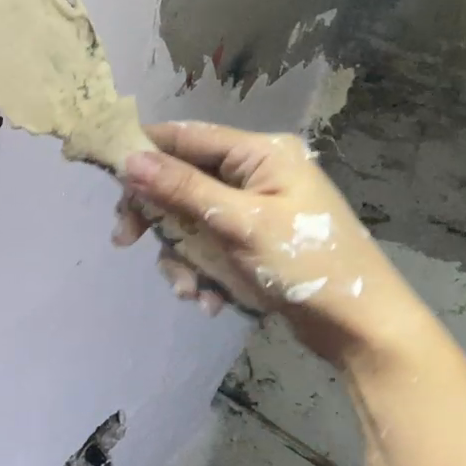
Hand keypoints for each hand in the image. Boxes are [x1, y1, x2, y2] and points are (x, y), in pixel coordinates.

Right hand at [113, 122, 420, 361]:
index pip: (185, 137)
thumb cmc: (308, 265)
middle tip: (125, 241)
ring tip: (189, 290)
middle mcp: (255, 174)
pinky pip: (206, 248)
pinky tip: (210, 300)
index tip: (104, 175)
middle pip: (180, 182)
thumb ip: (182, 190)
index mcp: (260, 154)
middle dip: (155, 218)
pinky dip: (200, 273)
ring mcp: (253, 210)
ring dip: (180, 257)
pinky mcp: (251, 243)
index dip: (141, 151)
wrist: (361, 328)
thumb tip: (128, 159)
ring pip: (188, 221)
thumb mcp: (239, 224)